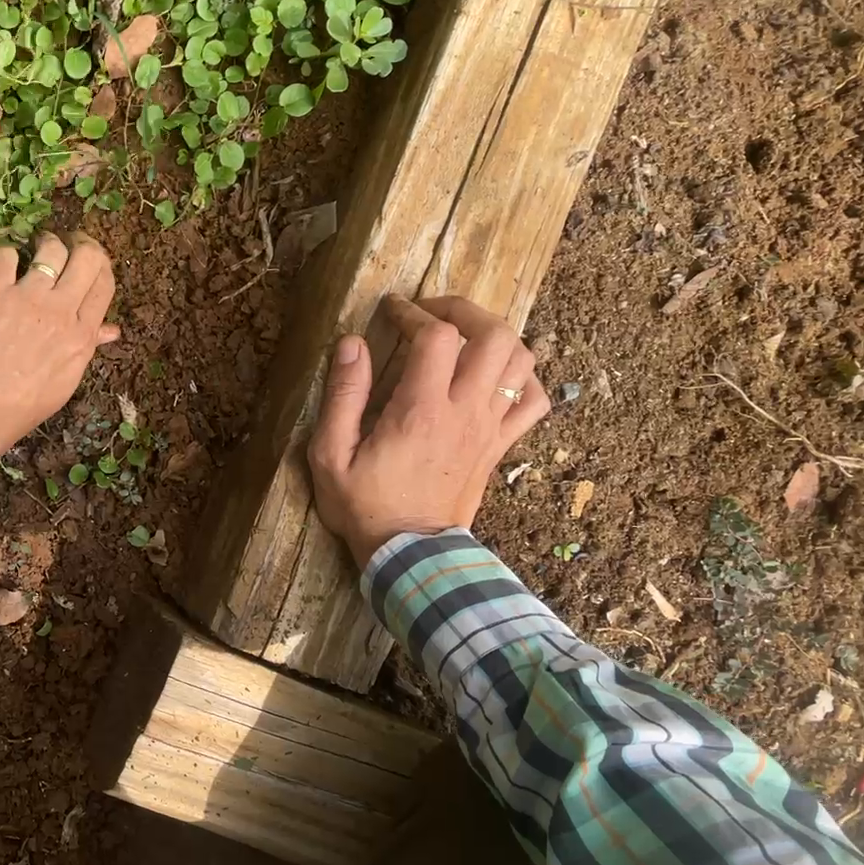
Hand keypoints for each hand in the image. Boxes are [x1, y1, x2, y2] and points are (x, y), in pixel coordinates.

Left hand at [0, 232, 122, 466]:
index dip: (100, 265)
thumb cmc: (22, 406)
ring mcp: (27, 298)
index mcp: (82, 335)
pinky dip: (4, 255)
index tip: (88, 261)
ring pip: (50, 250)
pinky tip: (0, 266)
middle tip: (66, 243)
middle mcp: (61, 310)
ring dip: (45, 242)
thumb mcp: (65, 381)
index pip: (104, 284)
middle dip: (80, 243)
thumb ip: (87, 348)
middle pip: (86, 258)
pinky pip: (5, 256)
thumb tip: (111, 330)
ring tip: (35, 245)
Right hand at [308, 295, 550, 563]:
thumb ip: (342, 396)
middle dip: (465, 310)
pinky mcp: (500, 446)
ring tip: (461, 336)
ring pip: (521, 361)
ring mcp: (490, 428)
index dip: (413, 312)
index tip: (390, 310)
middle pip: (495, 336)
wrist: (409, 554)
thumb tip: (351, 344)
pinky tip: (492, 376)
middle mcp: (465, 411)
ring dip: (494, 336)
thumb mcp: (329, 454)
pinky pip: (533, 400)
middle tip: (432, 312)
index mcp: (420, 410)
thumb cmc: (362, 503)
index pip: (436, 337)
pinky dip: (521, 376)